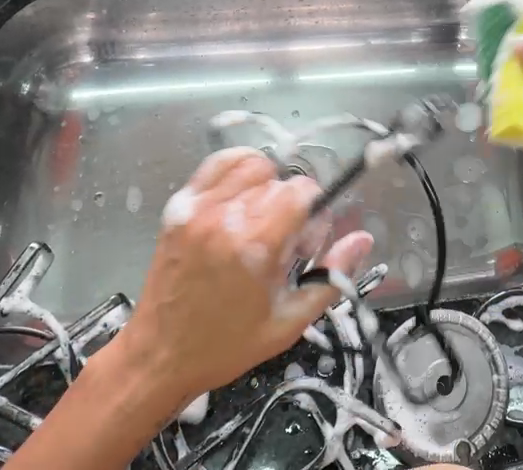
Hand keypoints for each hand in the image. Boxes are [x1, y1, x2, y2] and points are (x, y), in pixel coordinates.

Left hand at [117, 148, 375, 404]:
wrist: (158, 358)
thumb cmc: (226, 344)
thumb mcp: (289, 322)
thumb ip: (332, 277)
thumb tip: (363, 239)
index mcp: (255, 245)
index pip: (303, 191)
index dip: (316, 213)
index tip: (307, 242)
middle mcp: (225, 217)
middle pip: (281, 180)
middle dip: (293, 206)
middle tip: (283, 243)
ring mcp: (198, 208)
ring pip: (253, 164)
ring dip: (266, 185)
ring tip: (260, 219)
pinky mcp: (179, 207)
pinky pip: (217, 164)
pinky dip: (236, 171)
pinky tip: (240, 199)